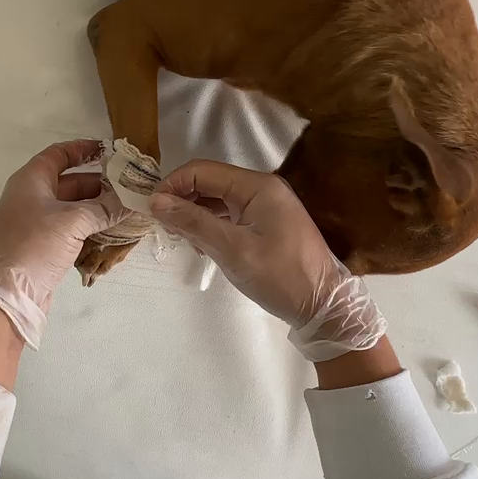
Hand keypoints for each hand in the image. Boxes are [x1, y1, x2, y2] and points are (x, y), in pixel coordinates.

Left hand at [0, 139, 129, 347]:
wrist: (7, 293)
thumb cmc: (34, 245)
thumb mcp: (72, 221)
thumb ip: (104, 209)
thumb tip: (130, 201)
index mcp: (31, 180)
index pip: (59, 154)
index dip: (83, 149)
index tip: (110, 151)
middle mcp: (31, 197)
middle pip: (69, 182)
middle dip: (99, 184)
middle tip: (129, 187)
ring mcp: (35, 222)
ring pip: (71, 207)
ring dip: (97, 208)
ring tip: (127, 209)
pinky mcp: (41, 245)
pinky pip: (70, 228)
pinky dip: (89, 227)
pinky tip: (112, 231)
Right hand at [148, 160, 386, 359]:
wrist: (325, 308)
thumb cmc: (281, 276)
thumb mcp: (233, 250)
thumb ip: (194, 222)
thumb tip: (156, 201)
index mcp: (258, 186)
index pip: (203, 171)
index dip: (173, 185)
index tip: (152, 209)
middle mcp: (262, 188)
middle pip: (209, 182)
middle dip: (181, 199)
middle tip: (162, 225)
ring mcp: (265, 205)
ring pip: (217, 199)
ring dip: (194, 213)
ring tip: (178, 236)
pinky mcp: (266, 223)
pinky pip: (228, 214)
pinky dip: (209, 224)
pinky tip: (199, 243)